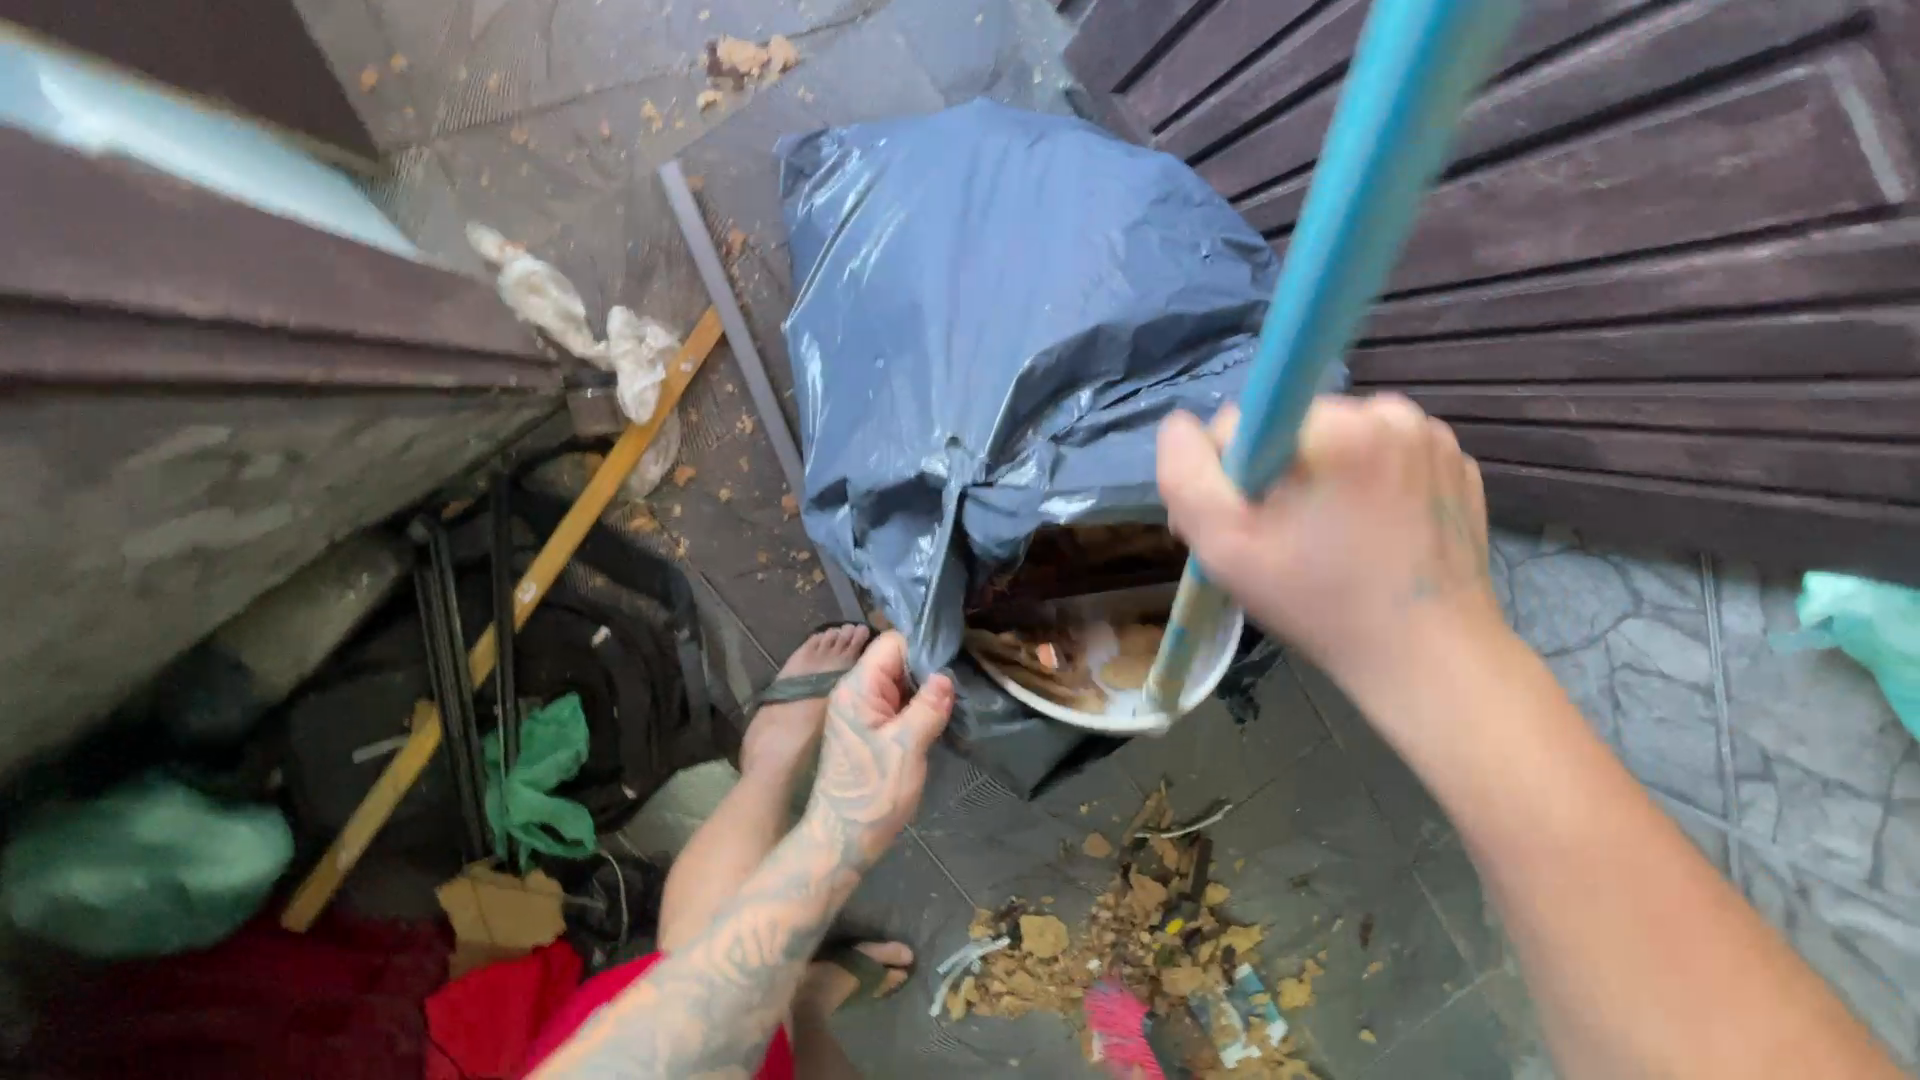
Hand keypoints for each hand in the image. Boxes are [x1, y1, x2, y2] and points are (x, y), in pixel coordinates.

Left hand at [807, 631, 953, 869]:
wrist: (843, 838)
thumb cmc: (873, 792)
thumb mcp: (908, 747)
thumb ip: (928, 706)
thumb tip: (946, 675)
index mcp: (858, 688)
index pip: (891, 643)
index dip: (924, 647)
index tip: (955, 660)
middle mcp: (854, 692)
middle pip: (895, 660)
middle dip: (928, 668)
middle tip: (962, 681)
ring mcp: (859, 712)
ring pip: (897, 683)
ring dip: (924, 690)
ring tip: (955, 699)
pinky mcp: (866, 730)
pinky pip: (894, 704)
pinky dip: (915, 707)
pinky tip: (938, 717)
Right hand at [1156, 394, 1504, 695]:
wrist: (1428, 659)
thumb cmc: (1318, 603)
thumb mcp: (1223, 545)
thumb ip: (1185, 473)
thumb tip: (1182, 426)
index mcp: (1335, 424)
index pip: (1241, 423)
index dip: (1225, 478)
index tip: (1242, 531)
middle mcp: (1391, 412)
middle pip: (1290, 428)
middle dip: (1273, 476)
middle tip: (1279, 542)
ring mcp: (1433, 438)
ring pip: (1335, 441)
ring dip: (1318, 479)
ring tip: (1326, 541)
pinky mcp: (1456, 465)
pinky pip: (1381, 459)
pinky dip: (1363, 487)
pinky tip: (1368, 536)